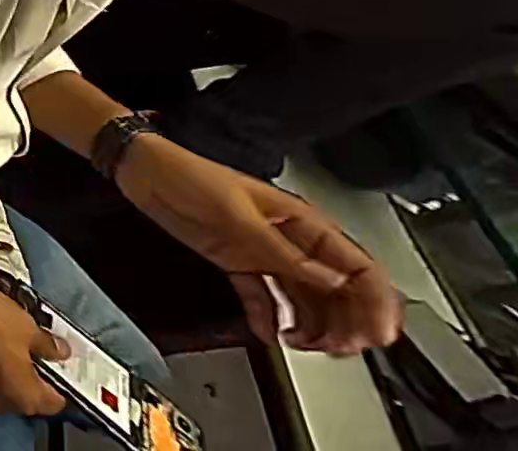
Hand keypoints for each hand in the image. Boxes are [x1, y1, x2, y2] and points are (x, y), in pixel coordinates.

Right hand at [0, 281, 70, 415]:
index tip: (58, 357)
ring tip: (8, 331)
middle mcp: (4, 402)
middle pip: (29, 392)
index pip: (57, 400)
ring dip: (10, 362)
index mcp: (27, 398)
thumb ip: (49, 345)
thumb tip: (60, 352)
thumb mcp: (28, 326)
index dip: (62, 377)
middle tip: (33, 340)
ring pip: (6, 381)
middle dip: (34, 369)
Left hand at [115, 136, 402, 355]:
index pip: (356, 266)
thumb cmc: (186, 174)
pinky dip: (270, 316)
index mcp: (297, 220)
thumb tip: (332, 281)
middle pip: (338, 289)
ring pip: (305, 297)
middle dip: (347, 323)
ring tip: (304, 345)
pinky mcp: (234, 259)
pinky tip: (270, 333)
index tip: (376, 335)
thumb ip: (282, 249)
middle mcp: (286, 238)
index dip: (375, 303)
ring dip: (312, 325)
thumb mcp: (235, 212)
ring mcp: (260, 251)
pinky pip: (263, 295)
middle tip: (338, 348)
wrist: (141, 169)